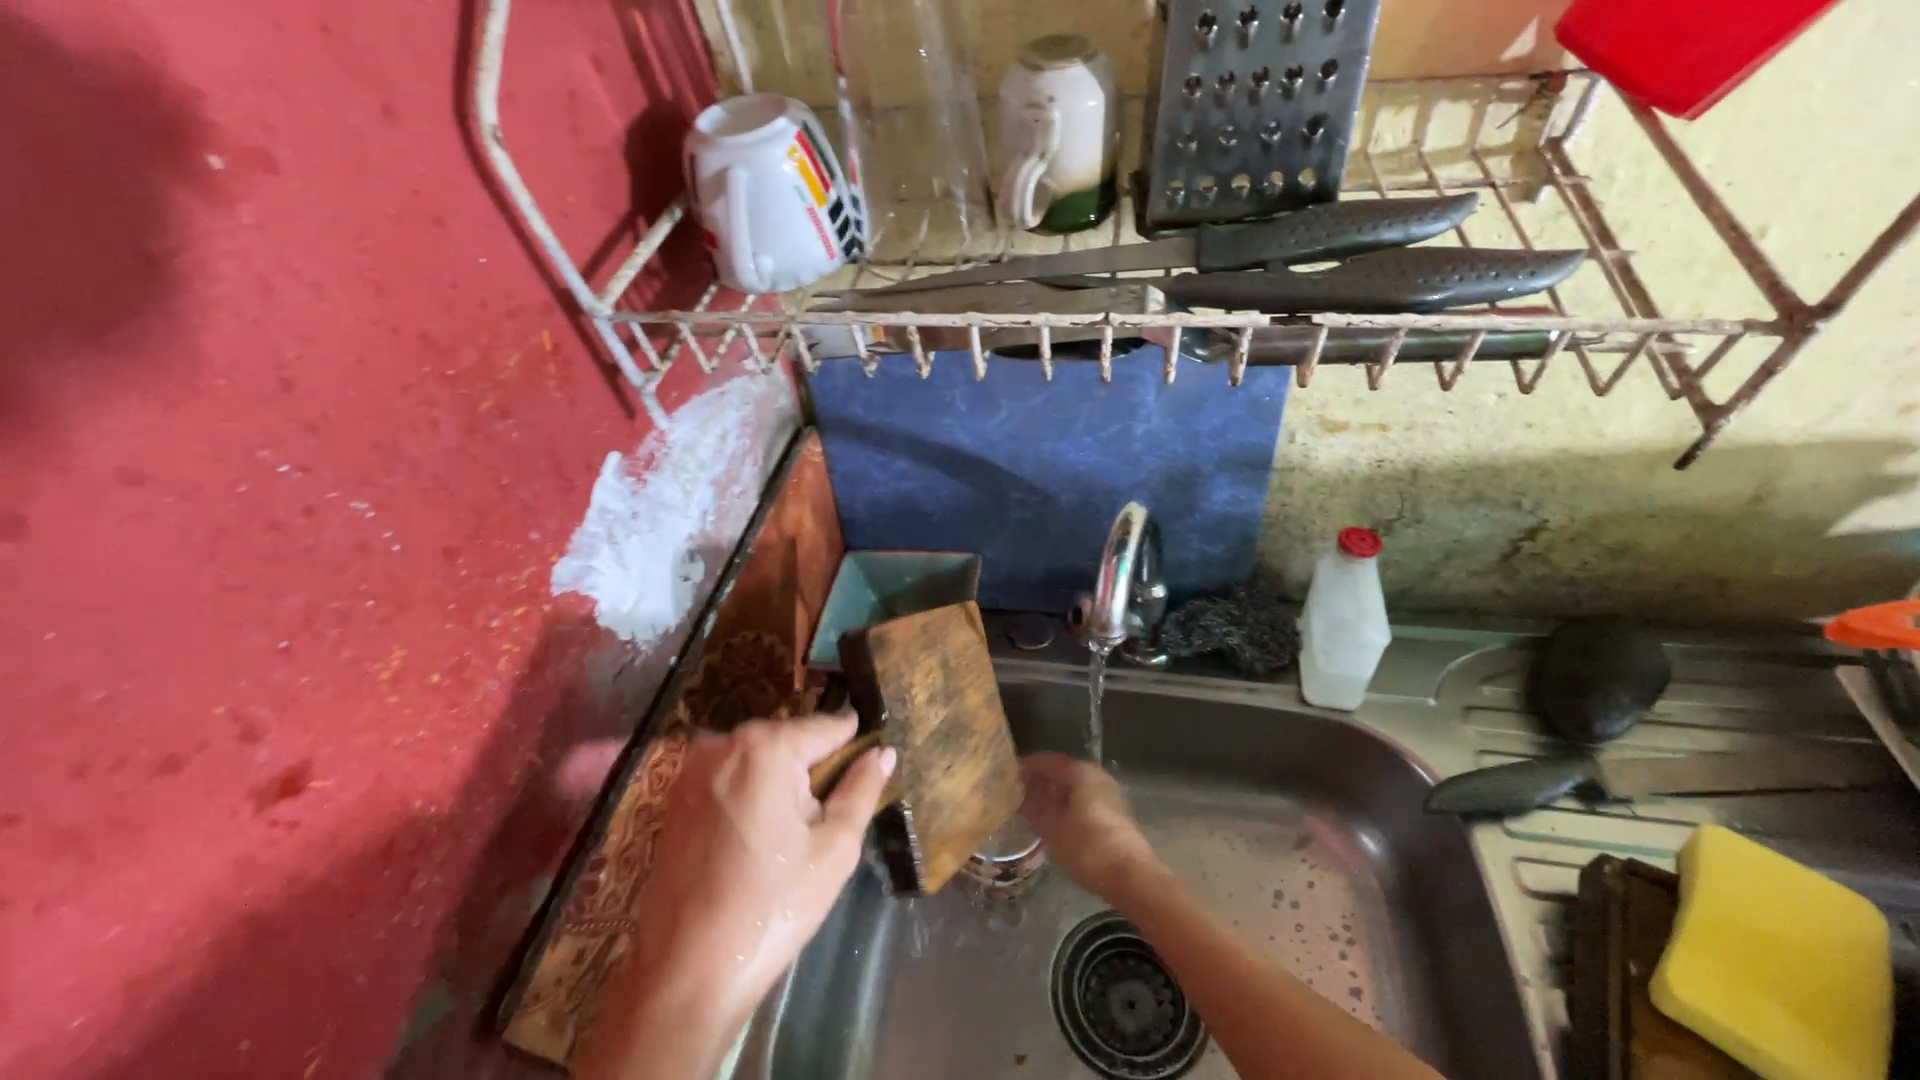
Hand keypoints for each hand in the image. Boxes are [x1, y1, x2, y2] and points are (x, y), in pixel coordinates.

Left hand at [629, 713, 893, 1024]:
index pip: (827, 727)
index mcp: (766, 747)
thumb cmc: (773, 906)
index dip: (854, 747)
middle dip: (812, 770)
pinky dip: (749, 798)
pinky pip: (728, 780)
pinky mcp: (674, 798)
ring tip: (791, 838)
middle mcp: (723, 743)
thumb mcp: (834, 848)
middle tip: (826, 822)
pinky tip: (757, 843)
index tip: (869, 770)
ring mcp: (692, 770)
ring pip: (757, 761)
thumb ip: (862, 790)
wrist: (687, 969)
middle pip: (789, 741)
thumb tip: (884, 752)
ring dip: (780, 785)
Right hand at [1020, 752, 1159, 895]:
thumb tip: (1021, 793)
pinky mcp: (1115, 814)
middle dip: (1041, 782)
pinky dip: (1068, 806)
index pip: (1048, 761)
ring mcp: (1109, 795)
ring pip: (1075, 788)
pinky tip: (1055, 822)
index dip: (1027, 766)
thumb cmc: (1087, 847)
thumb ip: (1034, 807)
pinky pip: (1085, 801)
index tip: (1008, 775)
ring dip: (1055, 796)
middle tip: (1017, 793)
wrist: (1130, 876)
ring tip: (1032, 809)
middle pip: (1063, 773)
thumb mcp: (1052, 828)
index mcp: (1081, 772)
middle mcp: (1097, 776)